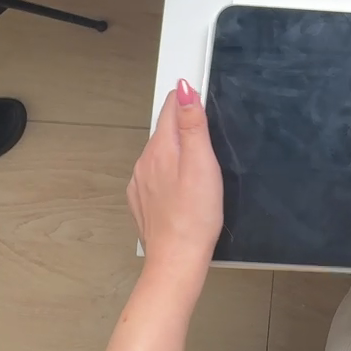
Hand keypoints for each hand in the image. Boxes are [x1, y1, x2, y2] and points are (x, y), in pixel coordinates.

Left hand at [127, 79, 224, 282]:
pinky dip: (170, 172)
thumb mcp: (203, 163)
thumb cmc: (196, 214)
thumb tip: (184, 88)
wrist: (176, 261)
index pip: (171, 107)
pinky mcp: (142, 200)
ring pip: (161, 152)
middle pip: (165, 129)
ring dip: (177, 151)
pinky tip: (184, 187)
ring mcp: (140, 182)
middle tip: (209, 138)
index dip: (189, 100)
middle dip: (185, 126)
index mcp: (161, 147)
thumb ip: (193, 124)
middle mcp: (145, 161)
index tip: (205, 105)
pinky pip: (156, 174)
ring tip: (199, 164)